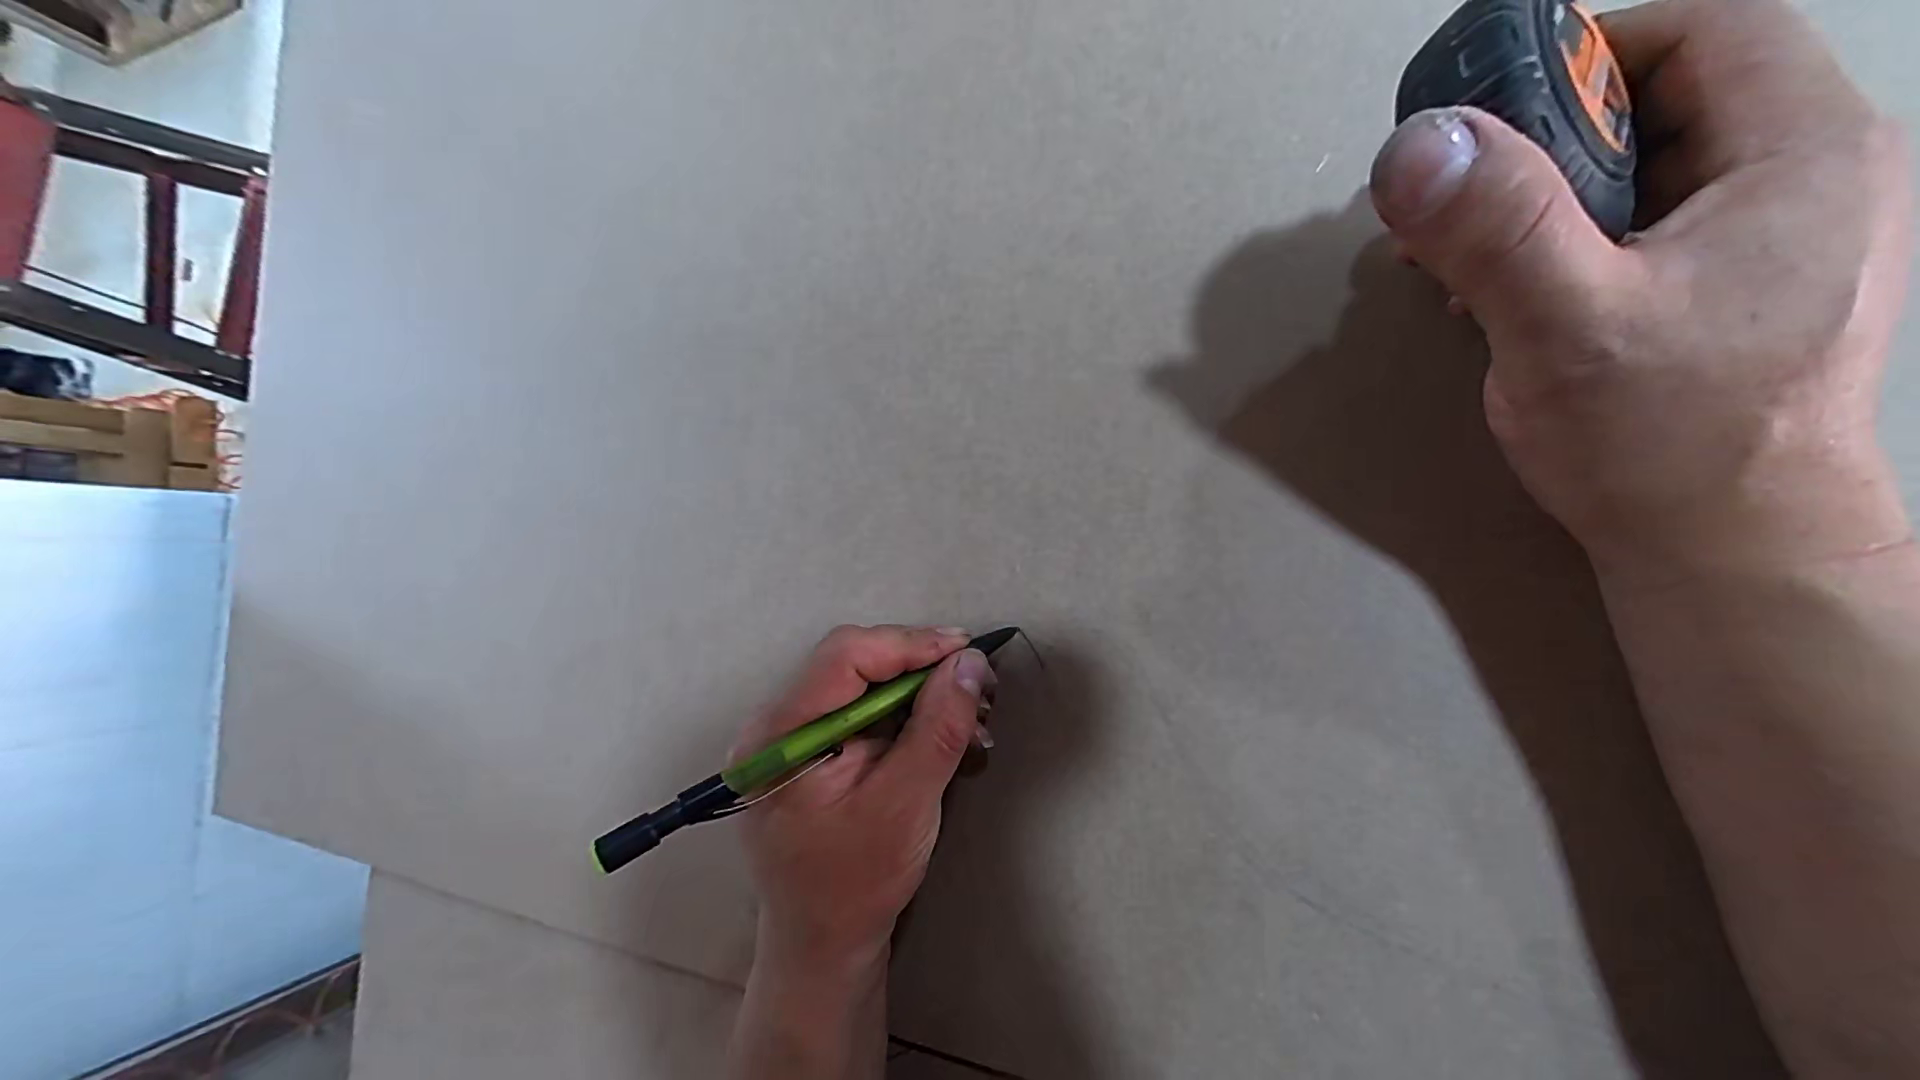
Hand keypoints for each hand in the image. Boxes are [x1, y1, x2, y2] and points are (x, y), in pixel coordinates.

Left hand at [734, 624, 994, 964]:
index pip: (844, 655)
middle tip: (976, 682)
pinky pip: (863, 709)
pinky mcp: (815, 748)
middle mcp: (776, 723)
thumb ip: (938, 728)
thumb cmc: (855, 884)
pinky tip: (943, 727)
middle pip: (854, 662)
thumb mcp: (906, 805)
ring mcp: (793, 735)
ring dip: (920, 689)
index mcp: (779, 734)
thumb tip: (970, 662)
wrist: (822, 945)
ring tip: (970, 711)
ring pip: (864, 682)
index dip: (909, 644)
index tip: (966, 650)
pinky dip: (908, 711)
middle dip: (920, 666)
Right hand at [1369, 0, 1912, 581]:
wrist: (1720, 548)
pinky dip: (1552, 249)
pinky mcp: (1713, 298)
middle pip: (1661, 108)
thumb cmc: (1662, 437)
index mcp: (1799, 155)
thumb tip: (1414, 144)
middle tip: (1452, 202)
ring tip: (1459, 261)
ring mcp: (1758, 246)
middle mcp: (1799, 182)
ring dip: (1534, 206)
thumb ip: (1497, 230)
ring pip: (1635, 180)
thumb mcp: (1567, 325)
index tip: (1485, 109)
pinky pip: (1627, 237)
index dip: (1589, 50)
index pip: (1704, 35)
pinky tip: (1498, 297)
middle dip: (1540, 146)